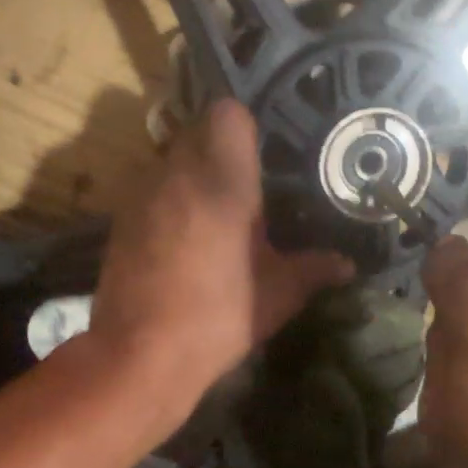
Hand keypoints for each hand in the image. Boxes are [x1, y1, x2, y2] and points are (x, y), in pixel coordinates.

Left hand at [90, 100, 353, 407]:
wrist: (140, 355)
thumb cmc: (219, 316)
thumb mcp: (278, 294)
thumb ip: (314, 270)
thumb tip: (347, 265)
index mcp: (223, 180)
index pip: (228, 113)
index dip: (246, 124)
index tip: (263, 151)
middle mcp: (178, 174)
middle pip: (198, 133)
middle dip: (220, 151)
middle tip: (247, 185)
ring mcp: (142, 194)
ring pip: (171, 161)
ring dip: (192, 176)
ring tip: (215, 214)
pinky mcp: (120, 219)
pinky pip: (151, 191)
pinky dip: (169, 202)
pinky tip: (183, 240)